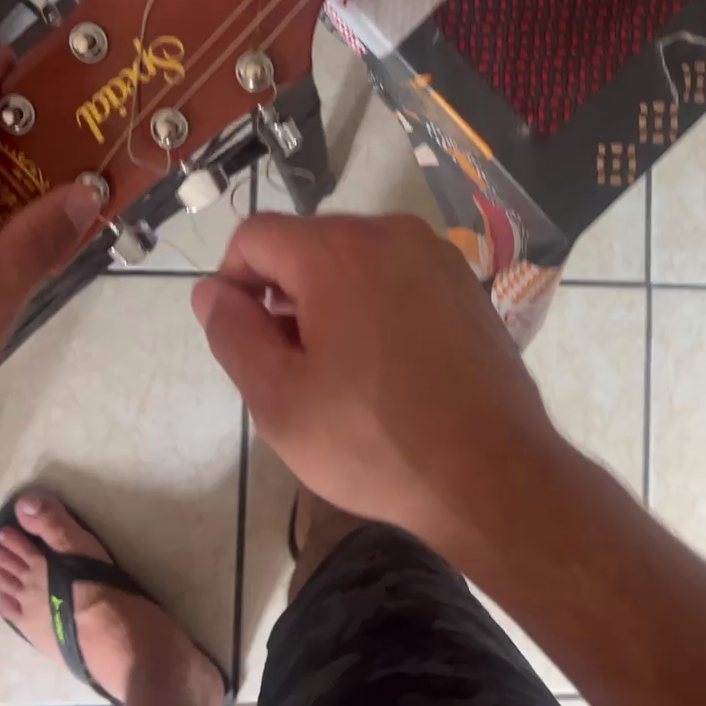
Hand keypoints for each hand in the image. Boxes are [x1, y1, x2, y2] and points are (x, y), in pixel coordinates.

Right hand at [191, 214, 567, 543]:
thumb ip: (232, 333)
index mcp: (340, 250)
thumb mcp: (279, 399)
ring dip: (329, 299)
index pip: (255, 236)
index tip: (244, 338)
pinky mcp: (464, 282)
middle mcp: (391, 232)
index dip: (233, 282)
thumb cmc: (375, 441)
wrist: (493, 473)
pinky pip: (396, 274)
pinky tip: (387, 362)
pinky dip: (374, 302)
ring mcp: (436, 254)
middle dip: (284, 294)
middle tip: (294, 365)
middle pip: (306, 243)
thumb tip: (211, 292)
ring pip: (352, 258)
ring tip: (341, 369)